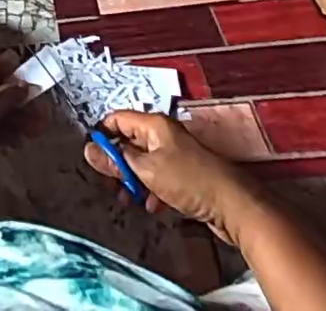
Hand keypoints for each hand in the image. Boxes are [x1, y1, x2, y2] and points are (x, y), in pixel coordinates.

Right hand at [82, 111, 265, 242]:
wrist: (236, 207)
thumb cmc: (190, 180)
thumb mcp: (146, 171)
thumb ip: (117, 160)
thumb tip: (89, 150)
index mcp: (154, 124)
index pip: (117, 119)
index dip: (103, 134)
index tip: (94, 155)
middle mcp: (164, 134)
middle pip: (130, 141)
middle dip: (118, 161)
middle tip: (110, 180)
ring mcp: (176, 154)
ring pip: (144, 161)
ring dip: (133, 178)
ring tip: (128, 197)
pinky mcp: (186, 174)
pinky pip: (159, 175)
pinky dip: (150, 187)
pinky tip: (151, 204)